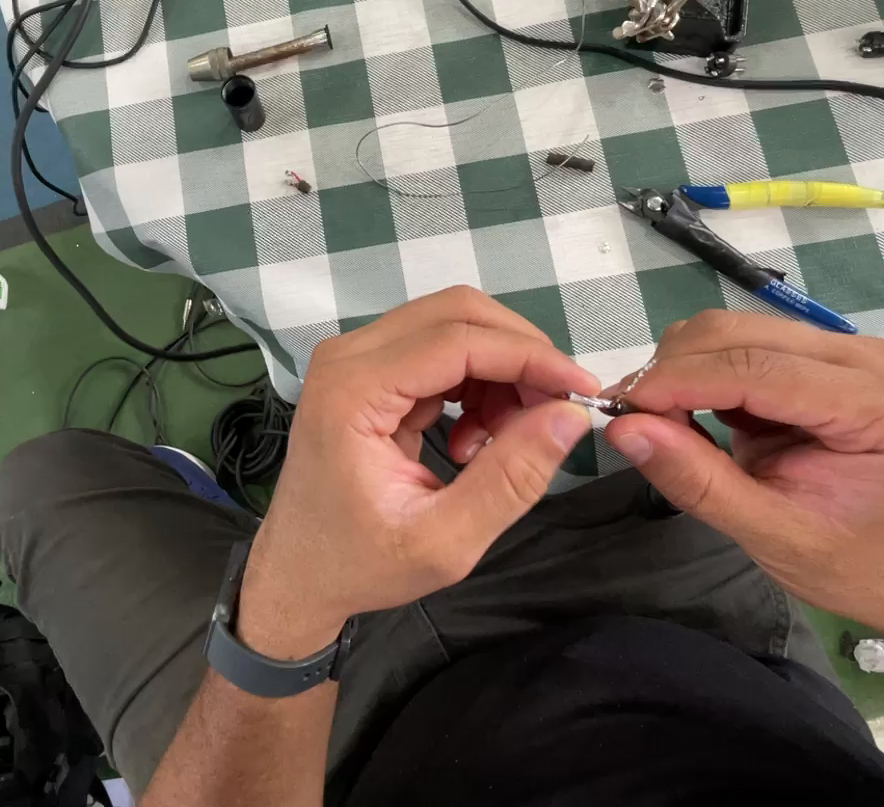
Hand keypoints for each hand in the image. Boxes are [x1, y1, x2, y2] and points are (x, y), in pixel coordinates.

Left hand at [238, 287, 597, 658]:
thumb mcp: (443, 541)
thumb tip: (569, 416)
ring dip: (498, 372)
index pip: (456, 339)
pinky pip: (439, 350)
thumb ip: (511, 478)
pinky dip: (475, 383)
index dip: (529, 357)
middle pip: (455, 313)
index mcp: (352, 390)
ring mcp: (354, 356)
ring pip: (452, 325)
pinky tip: (473, 440)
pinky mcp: (368, 368)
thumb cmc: (359, 563)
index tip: (583, 392)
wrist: (299, 570)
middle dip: (518, 355)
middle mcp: (348, 355)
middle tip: (551, 415)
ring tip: (499, 444)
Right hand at [603, 310, 883, 635]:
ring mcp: (857, 353)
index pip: (763, 369)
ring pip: (734, 329)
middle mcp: (881, 365)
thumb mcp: (772, 536)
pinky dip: (701, 371)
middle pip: (742, 334)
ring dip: (683, 368)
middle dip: (674, 370)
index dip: (681, 380)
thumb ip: (697, 480)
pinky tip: (697, 414)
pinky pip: (742, 342)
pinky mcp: (828, 355)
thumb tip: (621, 428)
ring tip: (665, 422)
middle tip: (633, 419)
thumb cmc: (856, 567)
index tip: (618, 406)